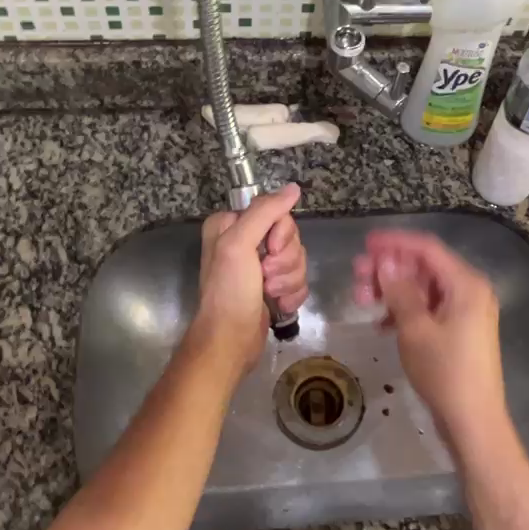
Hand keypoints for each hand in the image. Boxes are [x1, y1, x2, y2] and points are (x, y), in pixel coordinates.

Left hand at [189, 184, 307, 375]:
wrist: (230, 342)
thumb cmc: (229, 292)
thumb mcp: (239, 245)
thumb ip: (265, 212)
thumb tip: (293, 188)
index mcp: (231, 225)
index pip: (275, 213)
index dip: (281, 234)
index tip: (270, 252)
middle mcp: (245, 241)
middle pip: (290, 237)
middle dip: (286, 261)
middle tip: (266, 278)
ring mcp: (260, 266)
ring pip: (297, 260)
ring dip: (289, 280)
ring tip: (270, 295)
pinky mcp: (272, 288)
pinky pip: (299, 280)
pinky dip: (292, 294)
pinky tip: (279, 306)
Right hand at [351, 231, 504, 443]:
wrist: (473, 421)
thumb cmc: (445, 372)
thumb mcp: (415, 329)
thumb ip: (400, 291)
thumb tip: (386, 262)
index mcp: (466, 284)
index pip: (427, 248)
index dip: (394, 243)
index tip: (365, 244)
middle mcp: (470, 291)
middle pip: (424, 268)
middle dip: (389, 269)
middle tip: (356, 276)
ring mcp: (466, 312)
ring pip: (423, 289)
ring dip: (393, 291)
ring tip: (362, 300)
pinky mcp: (460, 331)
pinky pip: (429, 309)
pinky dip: (405, 311)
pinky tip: (381, 325)